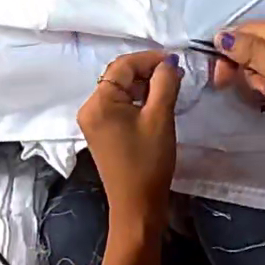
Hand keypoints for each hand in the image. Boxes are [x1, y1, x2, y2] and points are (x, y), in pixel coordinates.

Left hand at [77, 50, 179, 237]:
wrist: (136, 206)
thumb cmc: (148, 161)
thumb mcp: (160, 117)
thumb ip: (165, 83)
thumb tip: (168, 62)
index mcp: (98, 102)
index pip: (122, 65)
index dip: (149, 59)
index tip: (175, 61)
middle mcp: (89, 107)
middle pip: (118, 76)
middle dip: (147, 71)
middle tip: (175, 74)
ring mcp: (93, 121)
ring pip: (119, 90)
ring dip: (143, 85)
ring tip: (169, 87)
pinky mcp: (100, 132)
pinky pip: (117, 105)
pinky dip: (136, 99)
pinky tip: (155, 103)